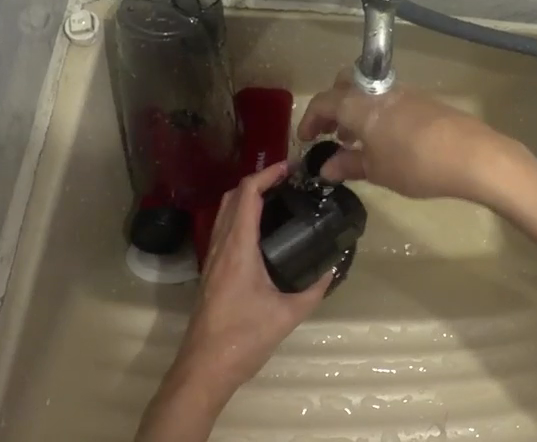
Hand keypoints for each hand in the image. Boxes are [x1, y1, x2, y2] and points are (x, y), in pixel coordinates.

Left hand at [175, 162, 332, 393]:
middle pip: (233, 196)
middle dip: (258, 180)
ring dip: (246, 197)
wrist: (204, 369)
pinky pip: (223, 228)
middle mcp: (221, 245)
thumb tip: (332, 269)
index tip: (290, 167)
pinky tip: (260, 229)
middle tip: (287, 181)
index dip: (267, 174)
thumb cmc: (243, 338)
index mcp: (238, 246)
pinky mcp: (211, 271)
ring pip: (224, 211)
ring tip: (276, 198)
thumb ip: (313, 291)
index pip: (248, 193)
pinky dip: (240, 215)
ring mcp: (212, 257)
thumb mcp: (286, 315)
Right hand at [296, 69, 532, 202]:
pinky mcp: (422, 101)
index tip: (305, 140)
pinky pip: (387, 101)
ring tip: (355, 143)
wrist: (472, 155)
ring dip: (355, 112)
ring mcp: (403, 93)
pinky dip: (376, 115)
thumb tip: (326, 167)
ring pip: (367, 92)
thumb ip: (348, 166)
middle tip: (329, 133)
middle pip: (345, 84)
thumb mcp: (377, 171)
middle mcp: (379, 91)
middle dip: (332, 105)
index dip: (310, 119)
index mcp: (360, 104)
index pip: (324, 101)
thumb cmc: (415, 164)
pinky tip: (384, 142)